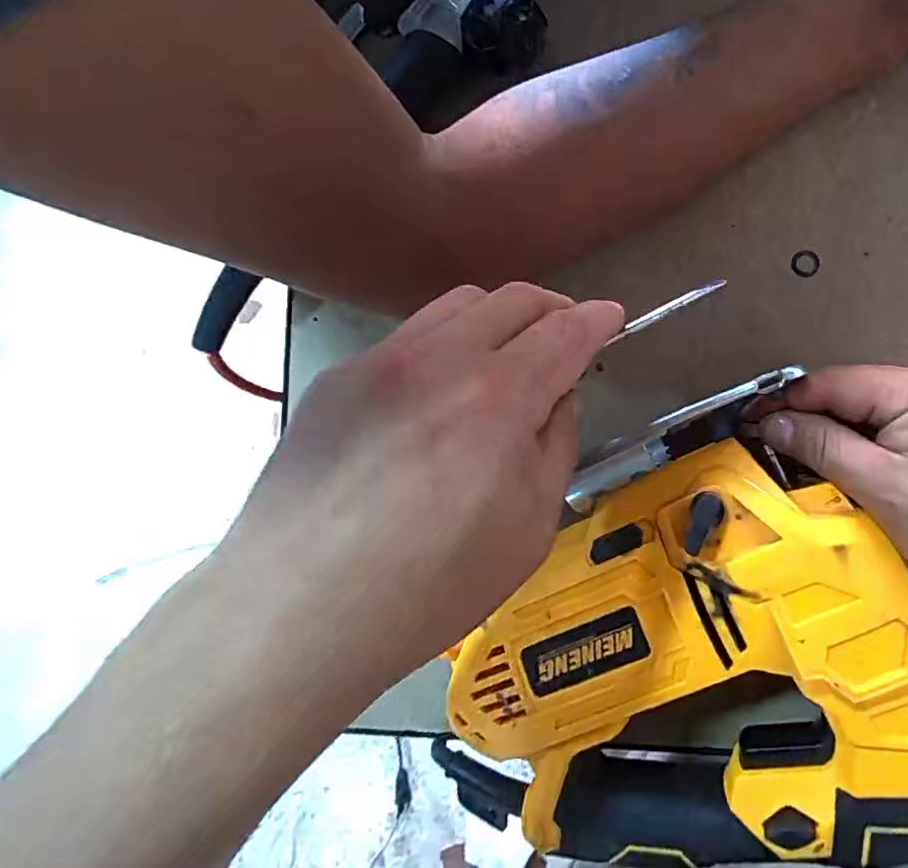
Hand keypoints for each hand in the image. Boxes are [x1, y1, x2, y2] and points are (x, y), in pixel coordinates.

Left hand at [223, 283, 623, 671]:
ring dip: (498, 318)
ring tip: (504, 356)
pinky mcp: (339, 377)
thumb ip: (555, 444)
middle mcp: (440, 359)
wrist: (297, 608)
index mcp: (498, 397)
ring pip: (456, 304)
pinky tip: (437, 394)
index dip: (595, 320)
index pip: (563, 332)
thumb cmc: (430, 585)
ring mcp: (382, 361)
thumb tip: (557, 397)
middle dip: (553, 308)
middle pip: (512, 299)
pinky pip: (408, 339)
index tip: (610, 318)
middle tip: (566, 334)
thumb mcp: (530, 527)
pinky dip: (444, 347)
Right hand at [756, 364, 907, 627]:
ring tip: (821, 463)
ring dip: (852, 434)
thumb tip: (771, 421)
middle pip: (863, 393)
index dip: (790, 401)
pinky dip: (884, 442)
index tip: (752, 421)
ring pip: (887, 409)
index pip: (839, 382)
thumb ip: (823, 446)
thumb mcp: (885, 490)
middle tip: (783, 450)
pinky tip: (872, 467)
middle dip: (822, 421)